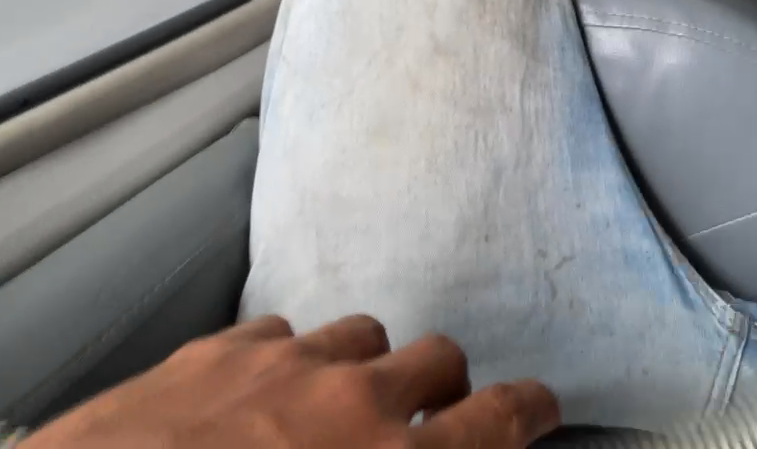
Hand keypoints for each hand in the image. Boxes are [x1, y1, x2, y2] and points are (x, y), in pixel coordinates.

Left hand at [21, 314, 559, 448]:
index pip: (499, 421)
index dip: (531, 409)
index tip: (539, 407)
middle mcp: (353, 404)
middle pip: (438, 358)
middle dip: (442, 388)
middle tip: (420, 423)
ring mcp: (284, 365)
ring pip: (363, 333)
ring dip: (364, 369)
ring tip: (331, 409)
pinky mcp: (217, 351)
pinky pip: (282, 333)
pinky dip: (285, 363)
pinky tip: (247, 403)